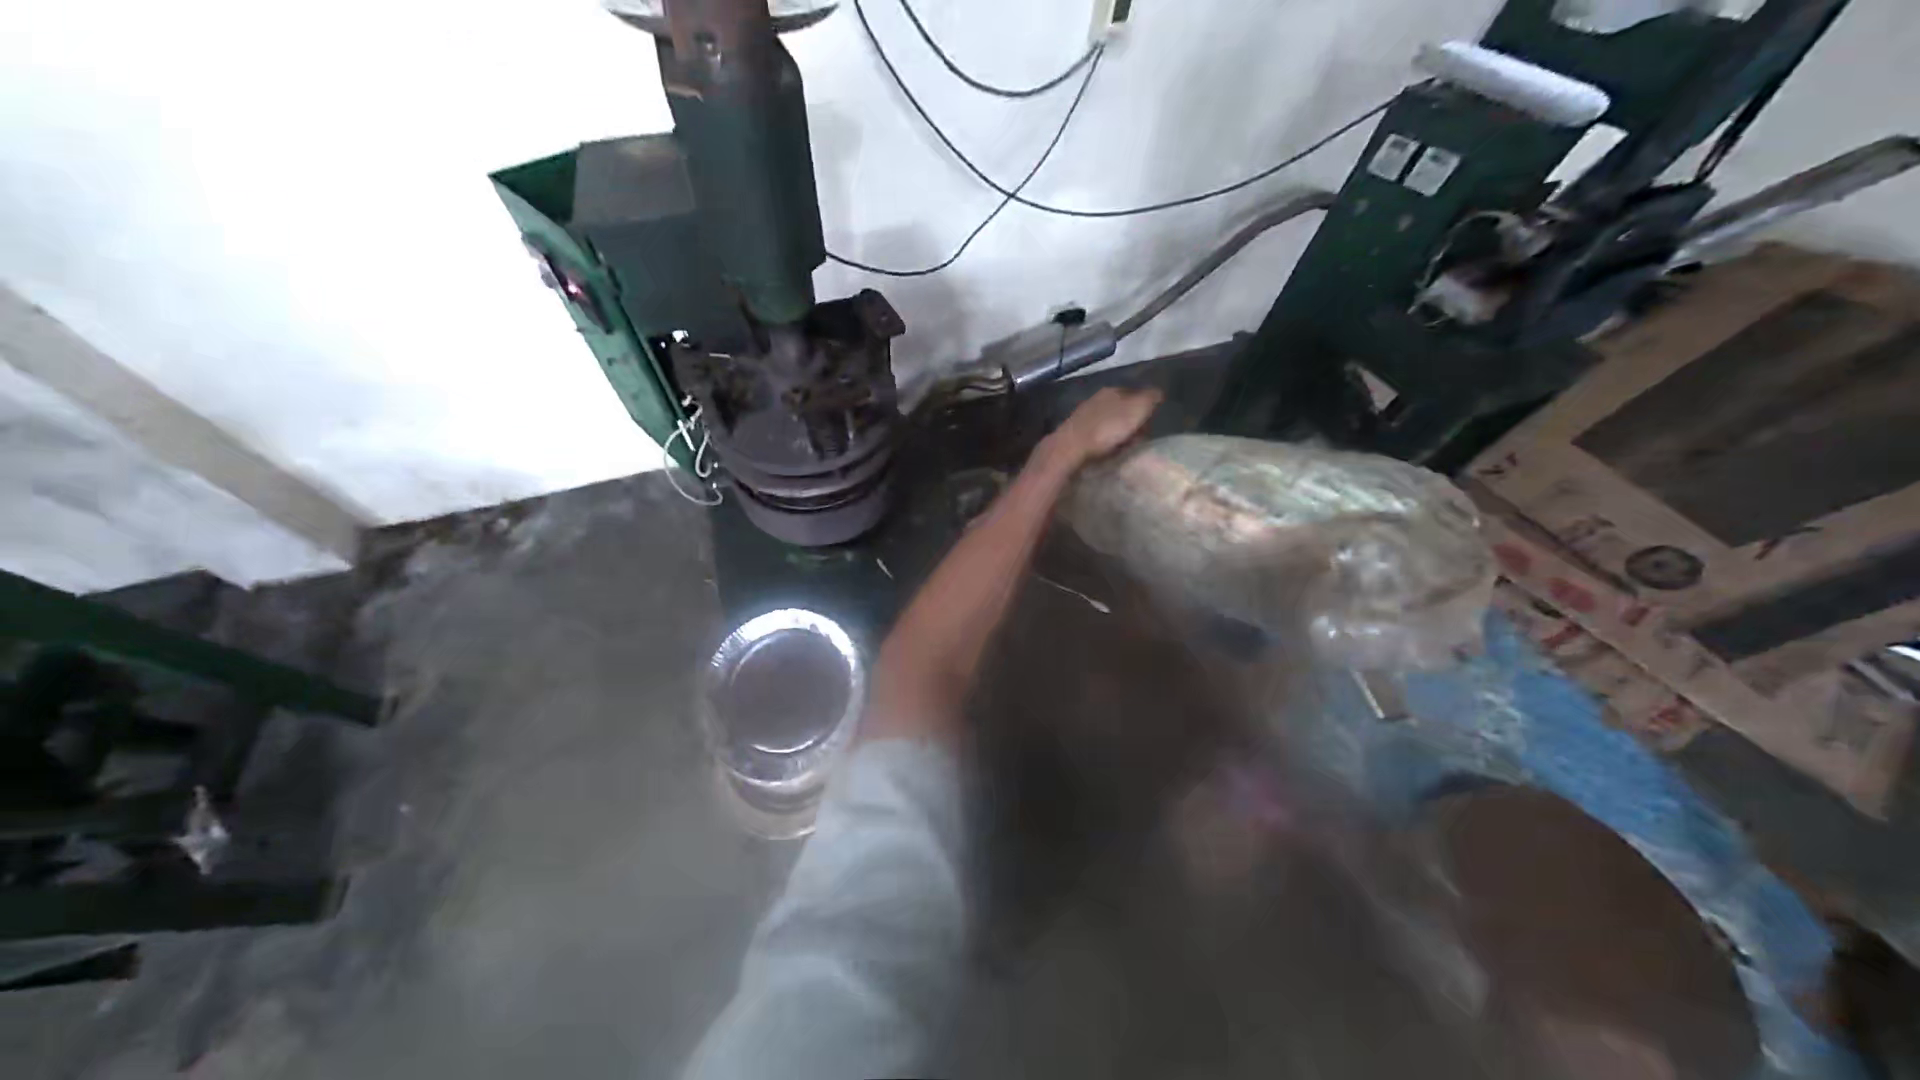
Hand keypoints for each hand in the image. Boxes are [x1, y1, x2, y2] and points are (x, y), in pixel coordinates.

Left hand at [1046, 387, 1162, 467]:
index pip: (1135, 393)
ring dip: (1119, 432)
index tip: (1150, 423)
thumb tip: (1159, 391)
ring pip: (1110, 422)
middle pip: (1122, 408)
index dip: (1145, 407)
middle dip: (1132, 421)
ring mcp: (1084, 415)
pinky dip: (1105, 441)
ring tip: (1124, 446)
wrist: (1071, 448)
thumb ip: (1150, 398)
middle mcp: (1097, 399)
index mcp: (1112, 390)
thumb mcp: (1137, 409)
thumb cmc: (1107, 428)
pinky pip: (1098, 435)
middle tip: (1138, 436)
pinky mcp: (1076, 433)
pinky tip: (1107, 450)